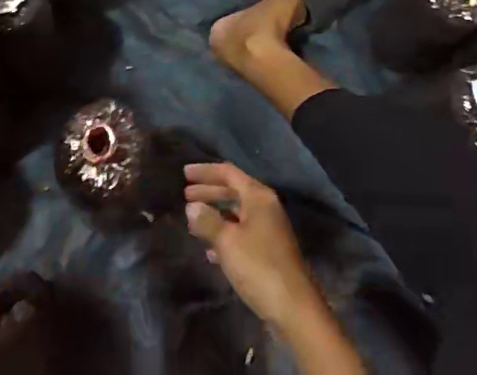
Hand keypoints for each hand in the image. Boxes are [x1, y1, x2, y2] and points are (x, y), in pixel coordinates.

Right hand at [184, 162, 325, 329]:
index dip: (206, 171)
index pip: (229, 173)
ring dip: (216, 213)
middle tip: (185, 194)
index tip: (184, 173)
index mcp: (258, 196)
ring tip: (193, 219)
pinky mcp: (267, 248)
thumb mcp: (228, 242)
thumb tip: (192, 206)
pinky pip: (242, 231)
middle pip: (234, 190)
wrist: (292, 305)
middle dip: (210, 191)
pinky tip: (209, 249)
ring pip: (238, 212)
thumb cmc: (258, 266)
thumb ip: (208, 222)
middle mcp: (265, 206)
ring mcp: (268, 227)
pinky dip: (225, 233)